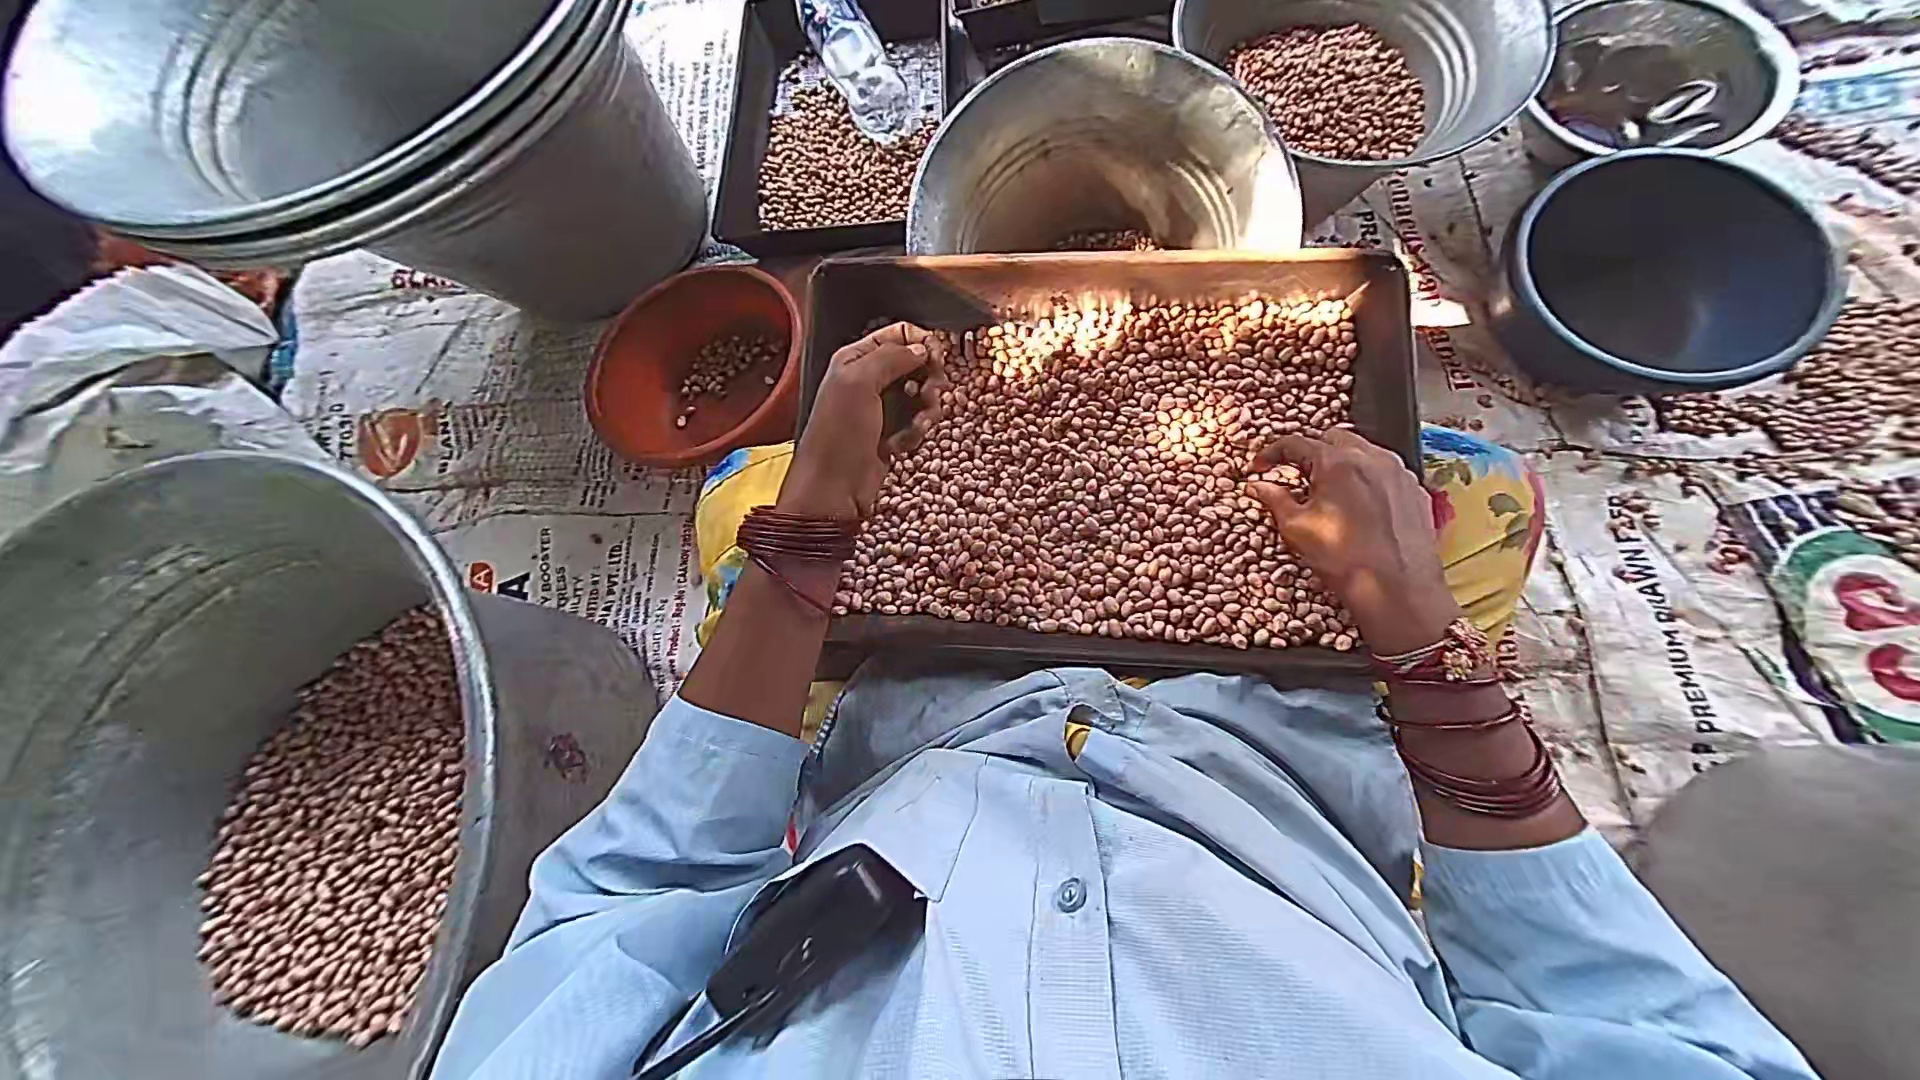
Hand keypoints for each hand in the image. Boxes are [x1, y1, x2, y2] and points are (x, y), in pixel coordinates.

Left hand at [777, 322, 947, 521]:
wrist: (834, 486)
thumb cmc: (838, 433)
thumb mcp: (859, 382)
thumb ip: (891, 357)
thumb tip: (923, 348)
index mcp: (856, 359)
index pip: (898, 335)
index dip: (921, 343)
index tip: (937, 358)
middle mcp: (869, 380)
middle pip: (916, 365)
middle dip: (929, 379)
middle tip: (930, 394)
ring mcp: (882, 408)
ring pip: (922, 395)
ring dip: (926, 410)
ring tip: (918, 425)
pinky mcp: (892, 433)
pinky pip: (918, 422)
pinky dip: (916, 432)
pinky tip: (903, 444)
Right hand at [1246, 429, 1459, 654]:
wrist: (1397, 589)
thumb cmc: (1344, 559)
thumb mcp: (1296, 528)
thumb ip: (1275, 499)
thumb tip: (1259, 485)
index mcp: (1338, 463)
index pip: (1296, 443)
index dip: (1272, 453)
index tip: (1261, 466)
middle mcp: (1372, 459)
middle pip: (1333, 438)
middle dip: (1309, 452)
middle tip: (1293, 475)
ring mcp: (1398, 473)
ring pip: (1362, 450)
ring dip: (1338, 462)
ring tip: (1324, 489)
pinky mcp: (1415, 491)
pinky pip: (1384, 471)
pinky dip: (1364, 477)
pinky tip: (1354, 503)